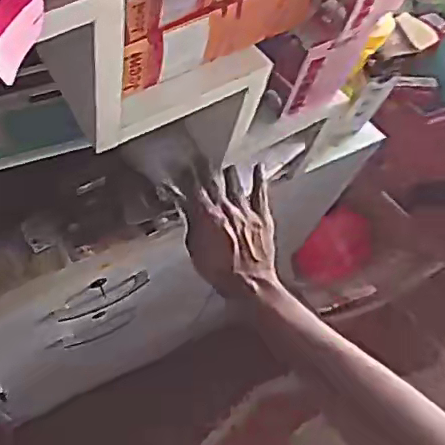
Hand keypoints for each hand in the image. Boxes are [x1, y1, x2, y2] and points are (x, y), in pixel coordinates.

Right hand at [177, 165, 280, 300]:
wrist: (249, 284)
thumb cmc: (220, 272)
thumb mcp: (195, 250)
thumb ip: (191, 226)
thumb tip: (186, 211)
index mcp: (206, 216)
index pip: (193, 189)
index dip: (187, 178)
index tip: (183, 170)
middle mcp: (226, 208)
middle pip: (213, 182)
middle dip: (205, 170)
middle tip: (200, 160)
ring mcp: (245, 211)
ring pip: (235, 184)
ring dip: (229, 174)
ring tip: (226, 166)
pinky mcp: (261, 217)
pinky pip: (260, 193)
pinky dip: (259, 180)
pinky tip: (258, 168)